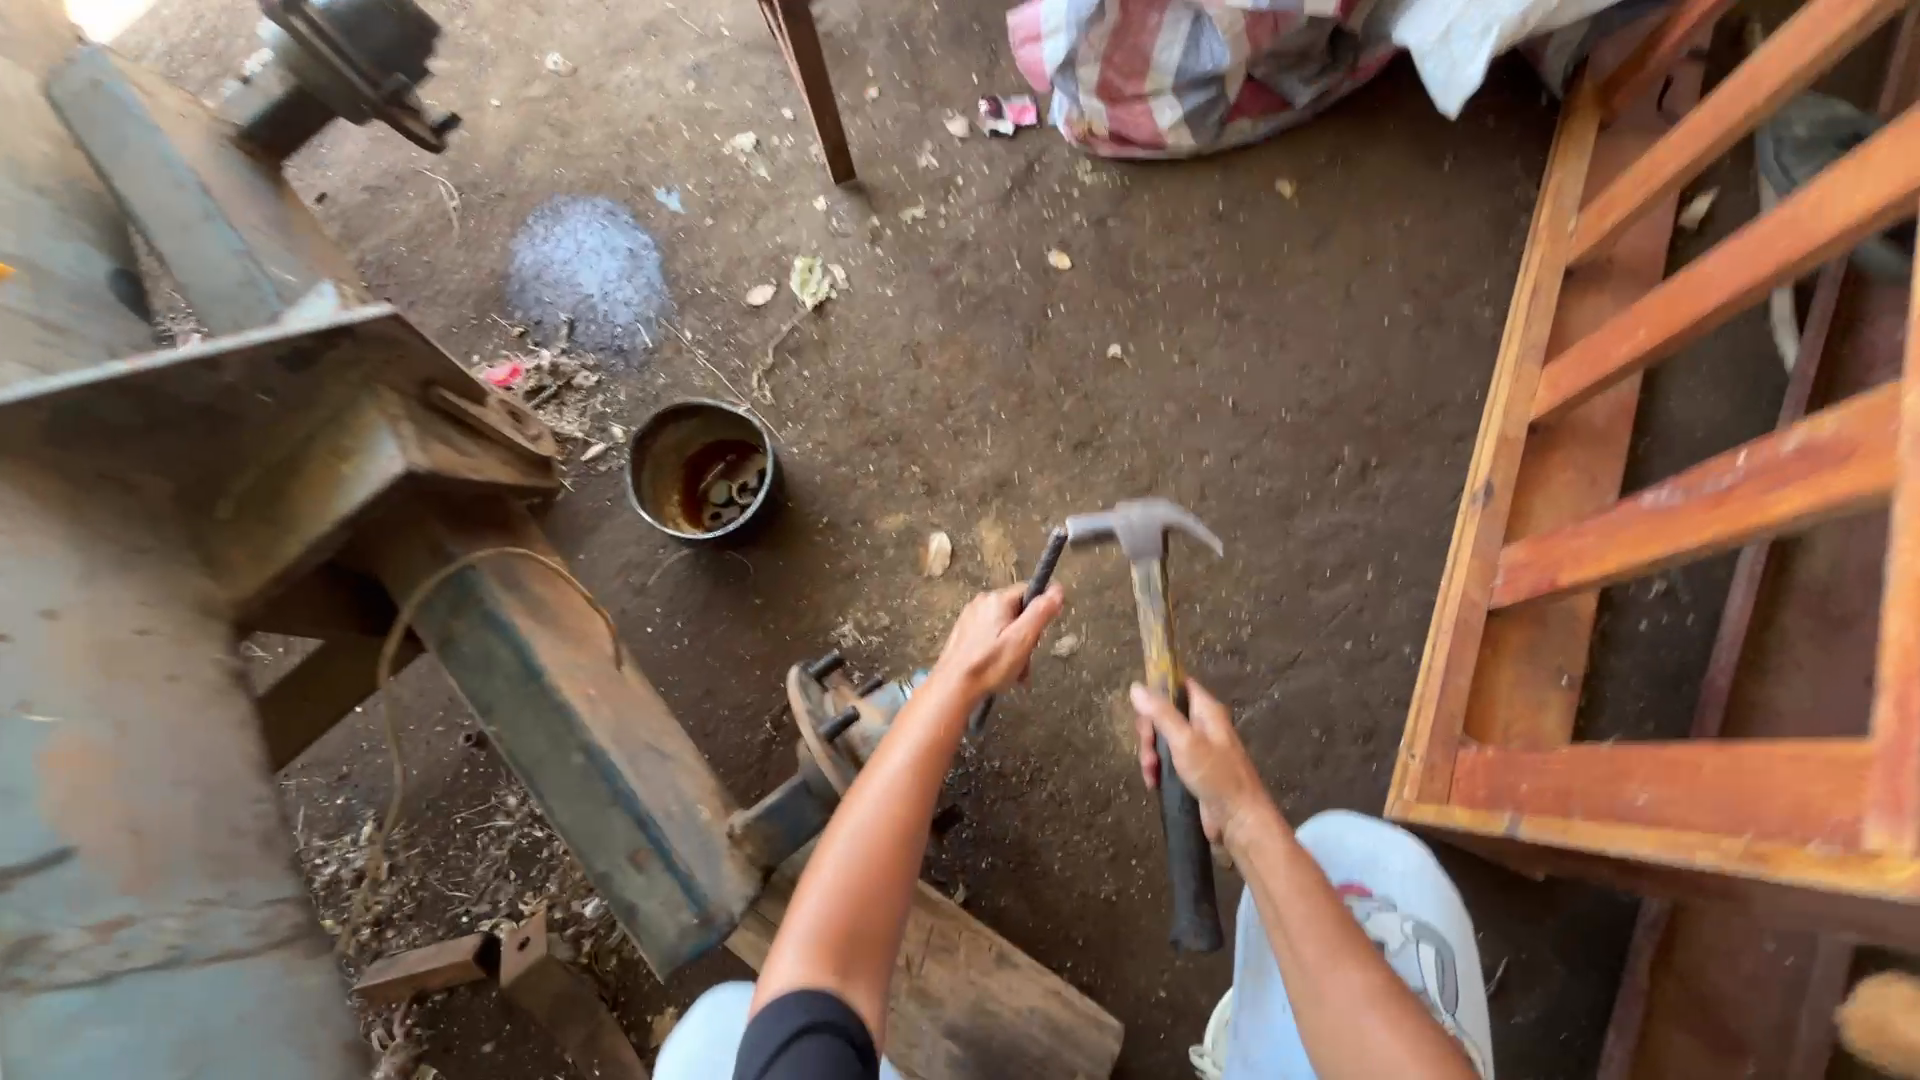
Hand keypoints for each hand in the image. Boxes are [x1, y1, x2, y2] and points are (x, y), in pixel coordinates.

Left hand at [930, 584, 1065, 699]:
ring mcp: (971, 616)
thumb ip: (1041, 612)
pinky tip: (1000, 669)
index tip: (1037, 637)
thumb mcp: (1022, 639)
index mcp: (997, 599)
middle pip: (1017, 611)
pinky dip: (1000, 650)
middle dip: (1026, 636)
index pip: (1029, 593)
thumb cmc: (990, 664)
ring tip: (1014, 671)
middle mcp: (982, 602)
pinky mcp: (964, 631)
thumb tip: (1057, 589)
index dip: (1039, 614)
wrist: (953, 686)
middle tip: (1024, 660)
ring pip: (1005, 625)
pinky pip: (991, 635)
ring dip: (1015, 647)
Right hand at [1131, 679, 1274, 846]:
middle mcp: (1201, 724)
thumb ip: (1161, 713)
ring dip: (1151, 753)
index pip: (1179, 684)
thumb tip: (1136, 686)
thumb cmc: (1216, 775)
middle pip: (1164, 712)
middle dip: (1150, 731)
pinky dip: (1157, 768)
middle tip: (1148, 749)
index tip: (1141, 706)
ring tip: (1150, 772)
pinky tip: (1154, 782)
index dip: (1158, 689)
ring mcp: (1196, 747)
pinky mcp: (1191, 768)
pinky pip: (1167, 759)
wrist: (1238, 819)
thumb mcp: (1185, 741)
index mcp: (1206, 710)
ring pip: (1162, 738)